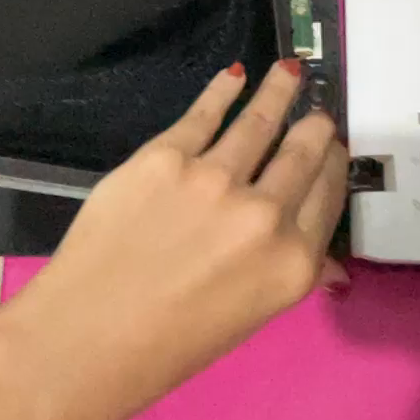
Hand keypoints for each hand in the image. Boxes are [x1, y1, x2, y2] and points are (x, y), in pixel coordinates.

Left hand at [0, 60, 348, 419]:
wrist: (85, 338)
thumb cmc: (170, 347)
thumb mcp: (249, 316)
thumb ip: (287, 272)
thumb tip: (319, 258)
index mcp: (293, 262)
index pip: (327, 196)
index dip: (333, 166)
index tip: (333, 148)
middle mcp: (265, 214)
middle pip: (303, 154)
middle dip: (314, 129)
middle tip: (317, 114)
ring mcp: (214, 178)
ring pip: (259, 123)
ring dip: (278, 92)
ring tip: (290, 73)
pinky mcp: (165, 156)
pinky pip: (204, 114)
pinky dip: (223, 90)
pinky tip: (234, 75)